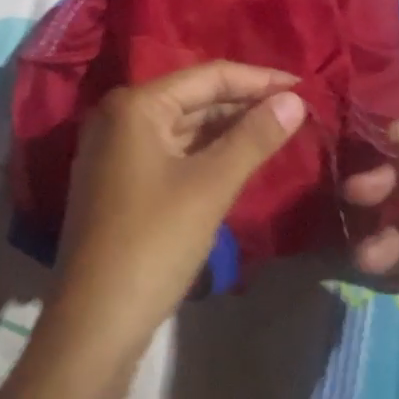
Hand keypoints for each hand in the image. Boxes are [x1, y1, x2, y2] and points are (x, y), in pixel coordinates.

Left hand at [1, 61, 307, 398]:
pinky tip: (237, 159)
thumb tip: (295, 100)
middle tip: (295, 110)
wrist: (94, 322)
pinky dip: (204, 152)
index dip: (258, 79)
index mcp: (135, 105)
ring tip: (276, 131)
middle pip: (193, 98)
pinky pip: (170, 151)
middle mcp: (119, 116)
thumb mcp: (210, 186)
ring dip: (226, 129)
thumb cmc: (154, 242)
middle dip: (244, 104)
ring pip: (182, 127)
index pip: (208, 76)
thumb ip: (253, 138)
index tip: (304, 86)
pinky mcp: (118, 181)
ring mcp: (114, 150)